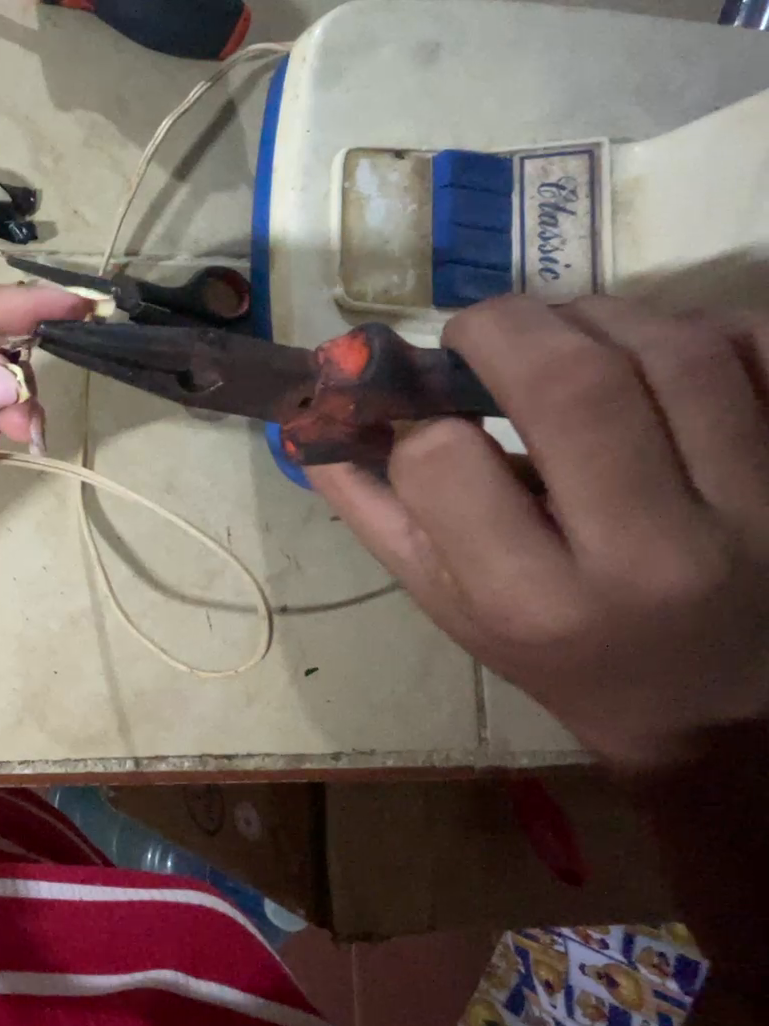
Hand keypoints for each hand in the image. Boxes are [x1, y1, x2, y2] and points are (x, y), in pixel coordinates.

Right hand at [310, 296, 768, 771]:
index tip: (414, 414)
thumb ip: (372, 509)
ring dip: (591, 315)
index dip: (415, 419)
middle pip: (571, 383)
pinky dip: (693, 328)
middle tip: (472, 330)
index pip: (444, 461)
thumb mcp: (439, 596)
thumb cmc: (548, 648)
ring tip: (554, 333)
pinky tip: (644, 353)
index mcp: (528, 594)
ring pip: (672, 351)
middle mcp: (648, 552)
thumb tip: (313, 422)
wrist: (711, 698)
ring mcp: (755, 508)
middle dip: (501, 329)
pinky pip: (761, 352)